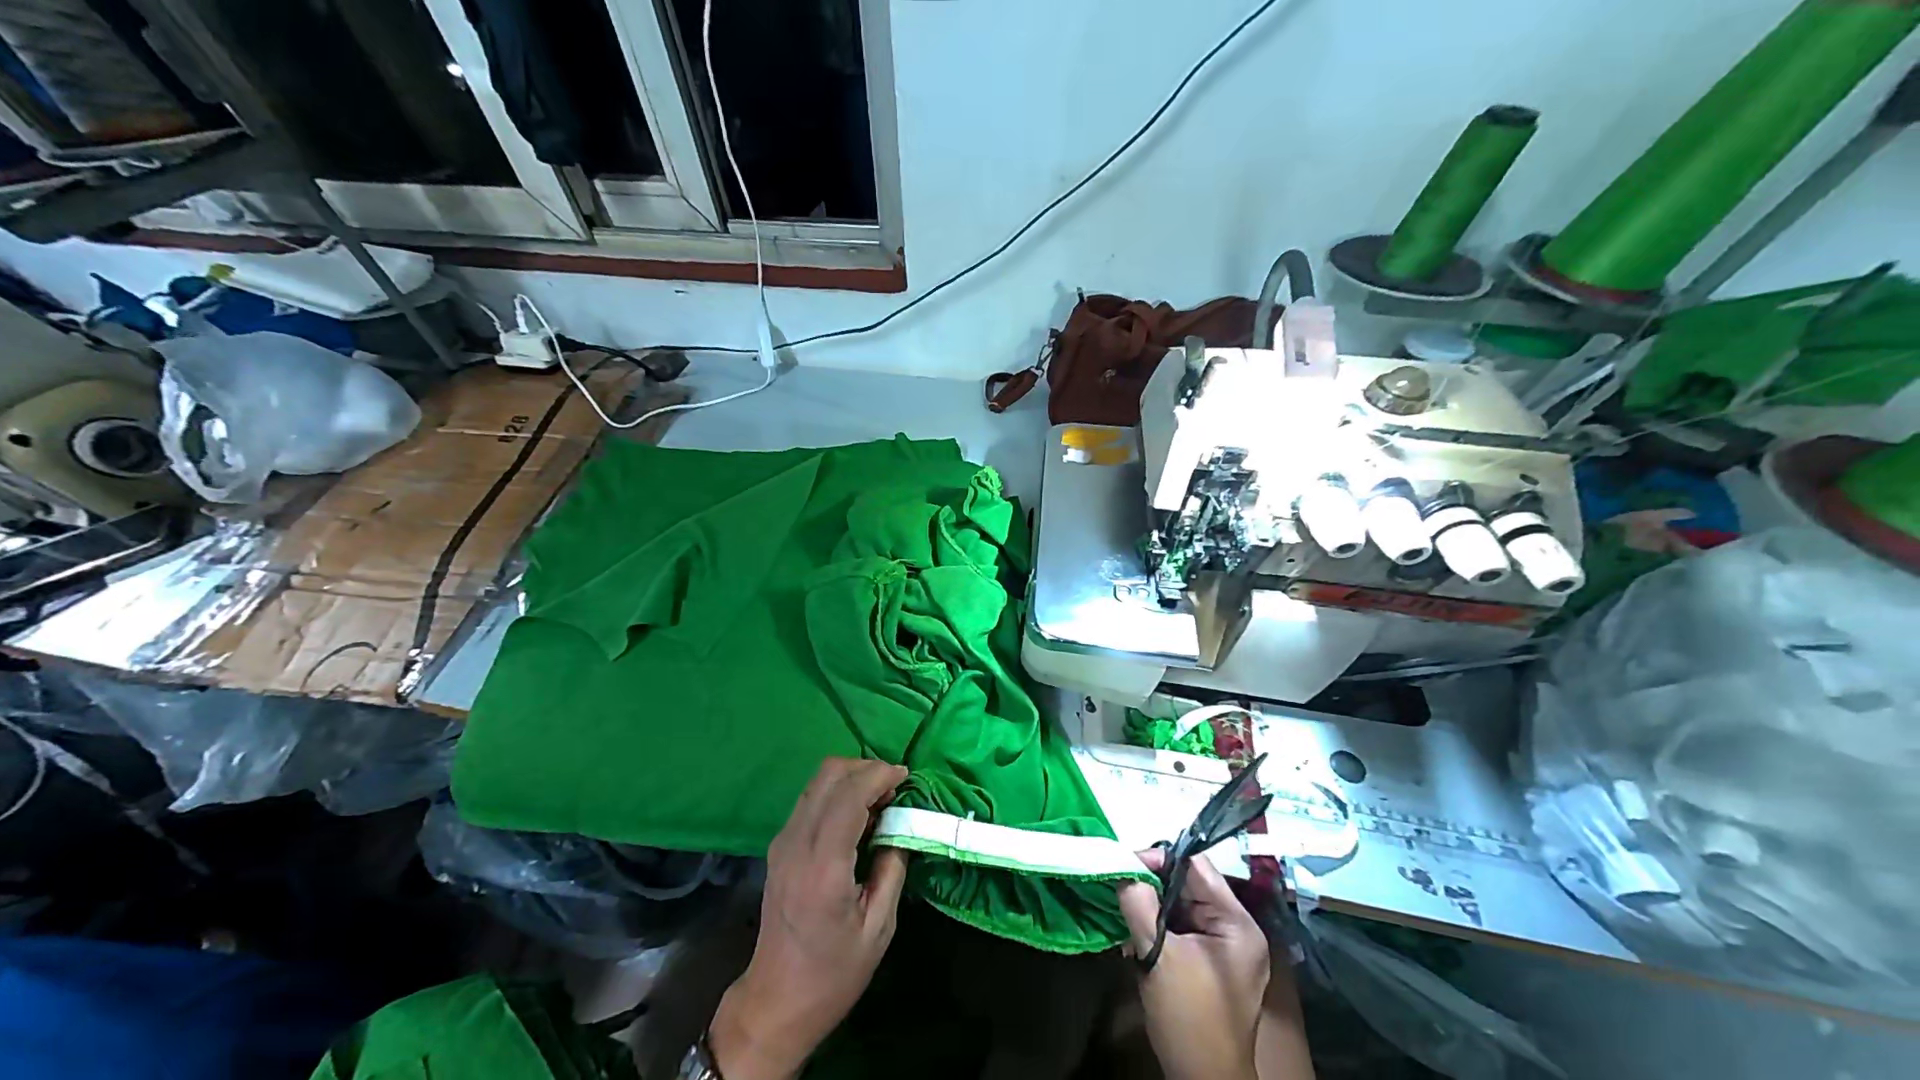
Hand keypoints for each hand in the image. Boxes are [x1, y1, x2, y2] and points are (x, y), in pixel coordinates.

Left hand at [709, 758, 909, 1079]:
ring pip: (817, 782)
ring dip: (851, 778)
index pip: (849, 795)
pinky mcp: (779, 847)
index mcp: (824, 865)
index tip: (906, 777)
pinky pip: (810, 800)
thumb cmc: (833, 973)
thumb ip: (892, 868)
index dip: (879, 775)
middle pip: (828, 775)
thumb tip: (902, 828)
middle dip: (866, 769)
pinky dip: (837, 793)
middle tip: (895, 788)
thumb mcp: (878, 927)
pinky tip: (858, 817)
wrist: (775, 1001)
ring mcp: (783, 842)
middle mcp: (797, 843)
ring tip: (881, 800)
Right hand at [1117, 849, 1269, 1079]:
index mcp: (1237, 923)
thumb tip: (1123, 870)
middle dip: (1153, 884)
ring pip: (1182, 908)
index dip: (1161, 859)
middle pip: (1190, 887)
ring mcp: (1225, 950)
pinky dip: (1158, 927)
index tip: (1125, 863)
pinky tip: (1134, 932)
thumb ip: (1140, 905)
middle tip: (1118, 882)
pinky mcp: (1210, 966)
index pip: (1197, 867)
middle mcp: (1237, 930)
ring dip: (1152, 907)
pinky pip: (1182, 930)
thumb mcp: (1159, 956)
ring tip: (1122, 905)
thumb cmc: (1188, 1016)